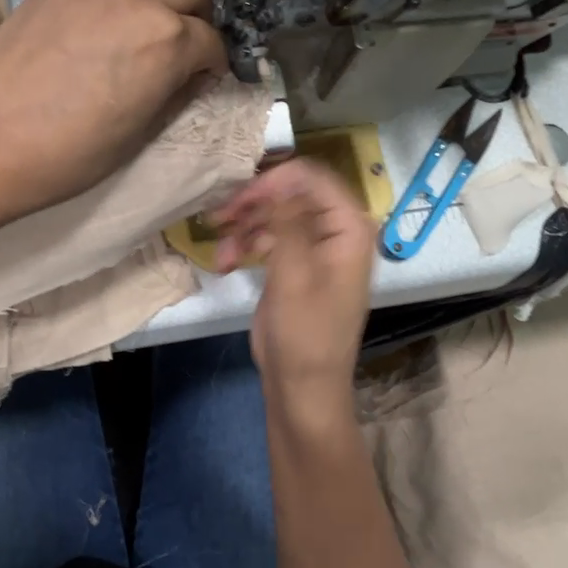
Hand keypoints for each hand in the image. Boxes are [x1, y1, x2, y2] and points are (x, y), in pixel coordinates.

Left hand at [0, 0, 229, 223]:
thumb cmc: (67, 156)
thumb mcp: (138, 136)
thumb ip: (174, 94)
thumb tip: (190, 76)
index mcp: (167, 38)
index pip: (212, 41)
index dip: (211, 66)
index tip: (200, 83)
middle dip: (193, 18)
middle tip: (176, 54)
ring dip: (144, 13)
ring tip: (118, 54)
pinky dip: (102, 15)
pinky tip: (77, 51)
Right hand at [212, 159, 375, 394]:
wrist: (302, 388)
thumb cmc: (306, 335)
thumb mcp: (295, 275)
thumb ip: (289, 222)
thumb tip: (280, 178)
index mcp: (348, 229)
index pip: (313, 179)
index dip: (275, 181)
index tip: (240, 198)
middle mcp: (334, 232)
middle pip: (289, 194)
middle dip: (253, 204)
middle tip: (219, 217)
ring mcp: (313, 249)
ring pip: (273, 215)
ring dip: (243, 227)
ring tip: (220, 250)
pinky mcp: (293, 266)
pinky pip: (267, 238)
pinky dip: (244, 245)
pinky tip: (224, 263)